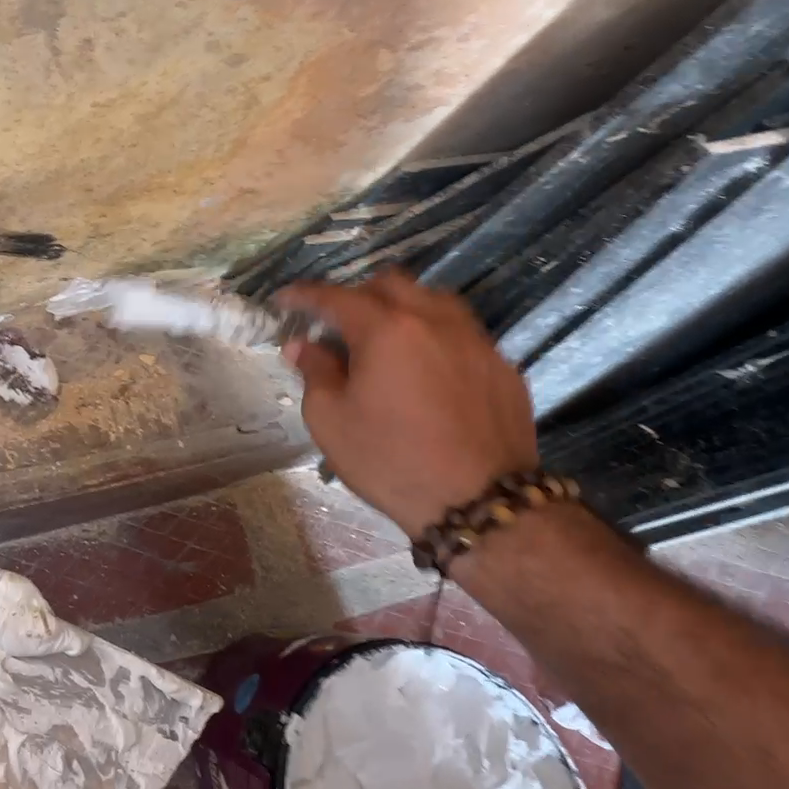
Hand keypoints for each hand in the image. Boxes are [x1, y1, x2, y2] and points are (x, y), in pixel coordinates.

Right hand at [274, 271, 538, 536]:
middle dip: (357, 295)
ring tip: (387, 337)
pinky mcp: (503, 368)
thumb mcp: (330, 420)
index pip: (335, 297)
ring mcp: (475, 342)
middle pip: (390, 284)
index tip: (284, 300)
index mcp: (386, 329)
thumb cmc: (392, 461)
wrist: (481, 504)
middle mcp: (433, 321)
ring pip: (434, 300)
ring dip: (403, 308)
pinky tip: (427, 370)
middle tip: (338, 323)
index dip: (304, 295)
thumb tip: (304, 345)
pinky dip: (436, 338)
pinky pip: (463, 334)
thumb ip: (315, 372)